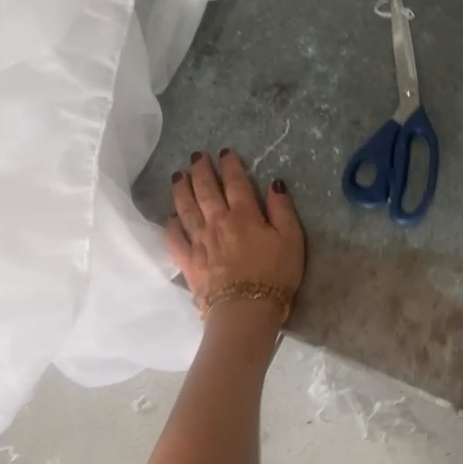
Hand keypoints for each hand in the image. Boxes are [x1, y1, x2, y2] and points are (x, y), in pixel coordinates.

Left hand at [165, 150, 304, 325]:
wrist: (245, 311)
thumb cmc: (275, 275)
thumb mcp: (292, 239)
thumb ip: (282, 209)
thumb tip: (274, 183)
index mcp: (244, 215)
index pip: (236, 183)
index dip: (230, 165)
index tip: (225, 152)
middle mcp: (218, 223)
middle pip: (206, 191)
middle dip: (201, 171)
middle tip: (196, 156)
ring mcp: (200, 243)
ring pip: (187, 210)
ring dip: (182, 190)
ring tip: (178, 176)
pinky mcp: (189, 263)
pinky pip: (175, 240)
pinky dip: (171, 226)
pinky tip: (170, 217)